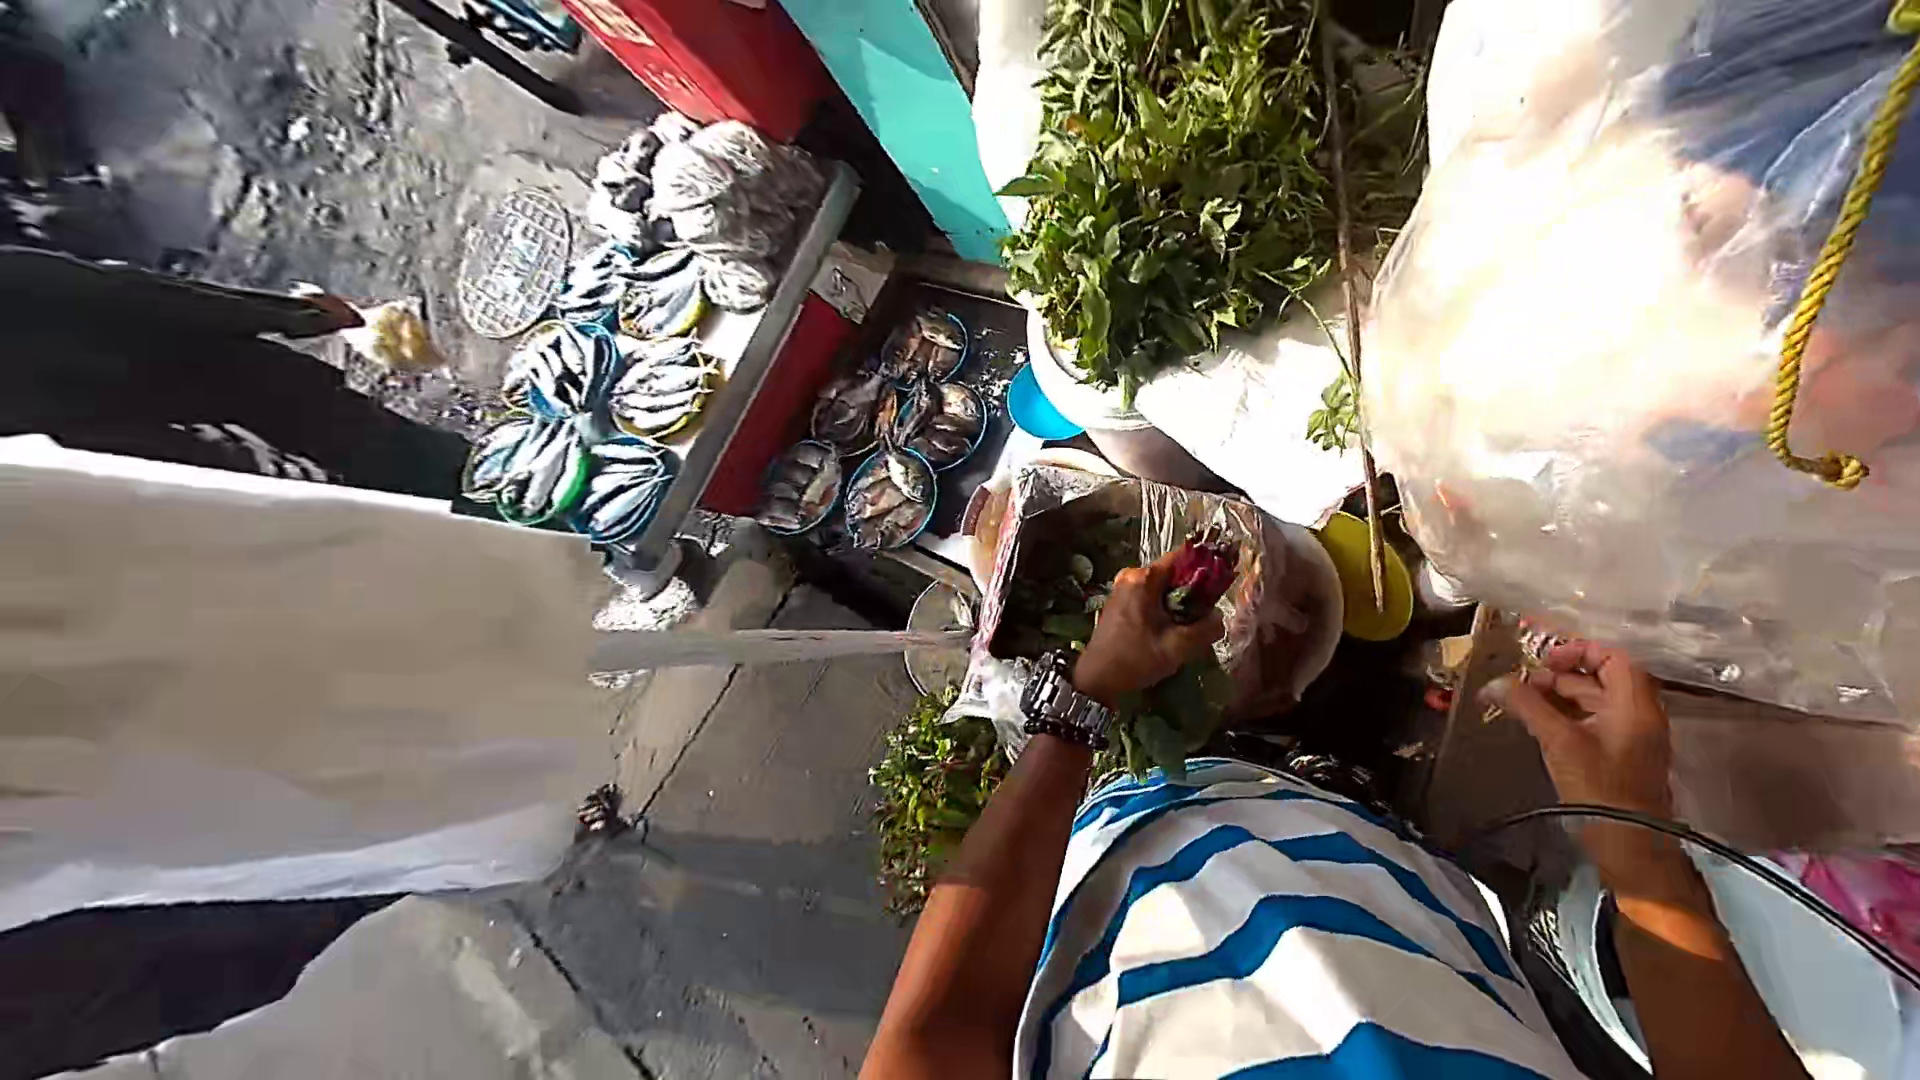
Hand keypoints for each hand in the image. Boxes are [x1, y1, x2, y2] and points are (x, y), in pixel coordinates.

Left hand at [1071, 551, 1224, 705]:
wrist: (1097, 678)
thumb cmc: (1135, 659)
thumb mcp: (1178, 647)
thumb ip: (1206, 628)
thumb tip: (1218, 616)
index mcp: (1143, 578)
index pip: (1183, 558)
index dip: (1206, 567)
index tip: (1221, 585)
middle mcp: (1130, 576)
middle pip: (1174, 574)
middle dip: (1193, 592)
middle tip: (1204, 616)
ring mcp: (1122, 588)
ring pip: (1163, 588)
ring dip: (1179, 604)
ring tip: (1188, 627)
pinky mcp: (1120, 602)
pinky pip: (1150, 597)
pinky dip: (1164, 609)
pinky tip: (1169, 630)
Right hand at [1488, 640, 1677, 885]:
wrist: (1626, 840)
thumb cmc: (1599, 785)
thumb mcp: (1558, 740)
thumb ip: (1526, 705)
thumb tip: (1493, 682)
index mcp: (1635, 708)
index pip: (1616, 660)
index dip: (1580, 651)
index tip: (1543, 660)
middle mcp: (1636, 716)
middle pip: (1598, 678)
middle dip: (1557, 675)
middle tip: (1520, 684)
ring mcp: (1625, 735)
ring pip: (1588, 699)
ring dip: (1552, 694)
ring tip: (1517, 701)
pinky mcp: (1612, 752)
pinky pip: (1584, 719)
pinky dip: (1557, 712)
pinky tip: (1530, 719)